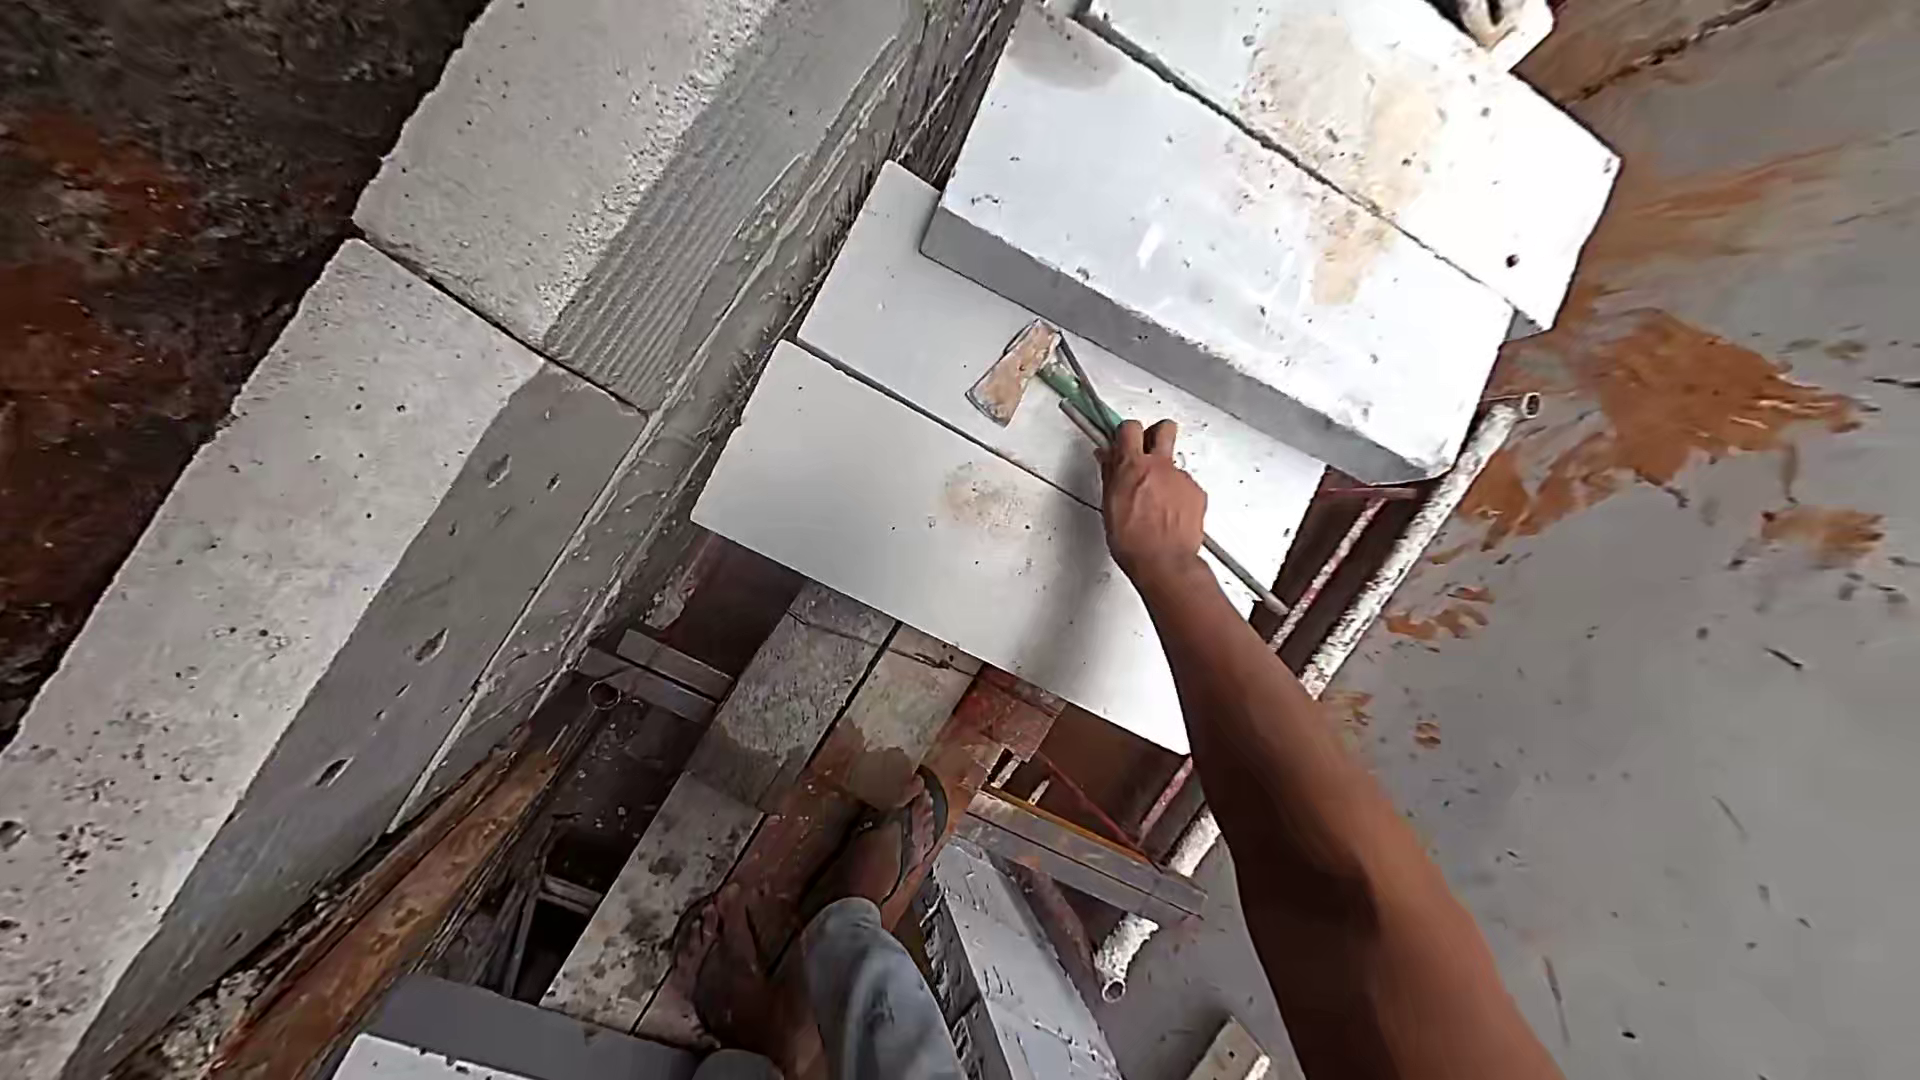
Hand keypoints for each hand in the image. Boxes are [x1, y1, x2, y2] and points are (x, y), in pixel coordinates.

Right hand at [1098, 419, 1206, 585]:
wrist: (1163, 561)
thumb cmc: (1133, 541)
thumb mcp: (1109, 505)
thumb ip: (1110, 475)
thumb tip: (1107, 459)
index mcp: (1132, 466)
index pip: (1129, 428)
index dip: (1126, 433)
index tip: (1122, 440)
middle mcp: (1159, 466)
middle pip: (1163, 428)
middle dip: (1155, 434)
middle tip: (1146, 449)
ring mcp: (1181, 478)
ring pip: (1173, 462)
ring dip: (1164, 472)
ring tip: (1155, 499)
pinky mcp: (1196, 492)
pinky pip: (1185, 484)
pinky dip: (1177, 494)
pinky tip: (1168, 513)